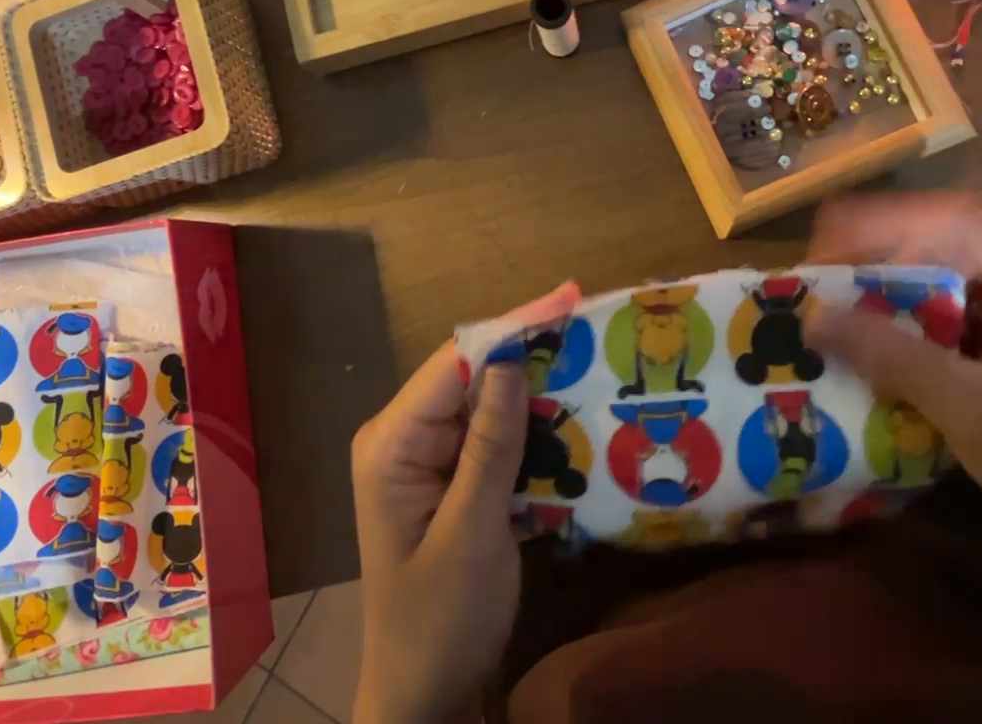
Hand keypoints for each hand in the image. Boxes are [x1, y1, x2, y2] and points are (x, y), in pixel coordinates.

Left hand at [350, 285, 576, 723]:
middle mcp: (402, 437)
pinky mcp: (447, 479)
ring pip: (484, 403)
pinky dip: (528, 425)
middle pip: (469, 374)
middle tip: (589, 322)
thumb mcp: (472, 533)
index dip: (513, 326)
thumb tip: (510, 361)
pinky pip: (489, 437)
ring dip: (533, 385)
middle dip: (527, 348)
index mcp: (392, 442)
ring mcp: (424, 457)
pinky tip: (568, 410)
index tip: (567, 297)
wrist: (422, 693)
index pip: (455, 363)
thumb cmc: (440, 620)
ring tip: (589, 355)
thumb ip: (490, 445)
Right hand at [804, 194, 981, 575]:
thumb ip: (891, 355)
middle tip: (818, 274)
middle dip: (882, 258)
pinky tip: (869, 330)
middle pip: (956, 243)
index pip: (963, 227)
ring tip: (832, 298)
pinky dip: (911, 318)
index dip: (884, 231)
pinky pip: (958, 310)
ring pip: (952, 275)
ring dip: (892, 288)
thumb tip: (809, 315)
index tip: (820, 249)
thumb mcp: (974, 412)